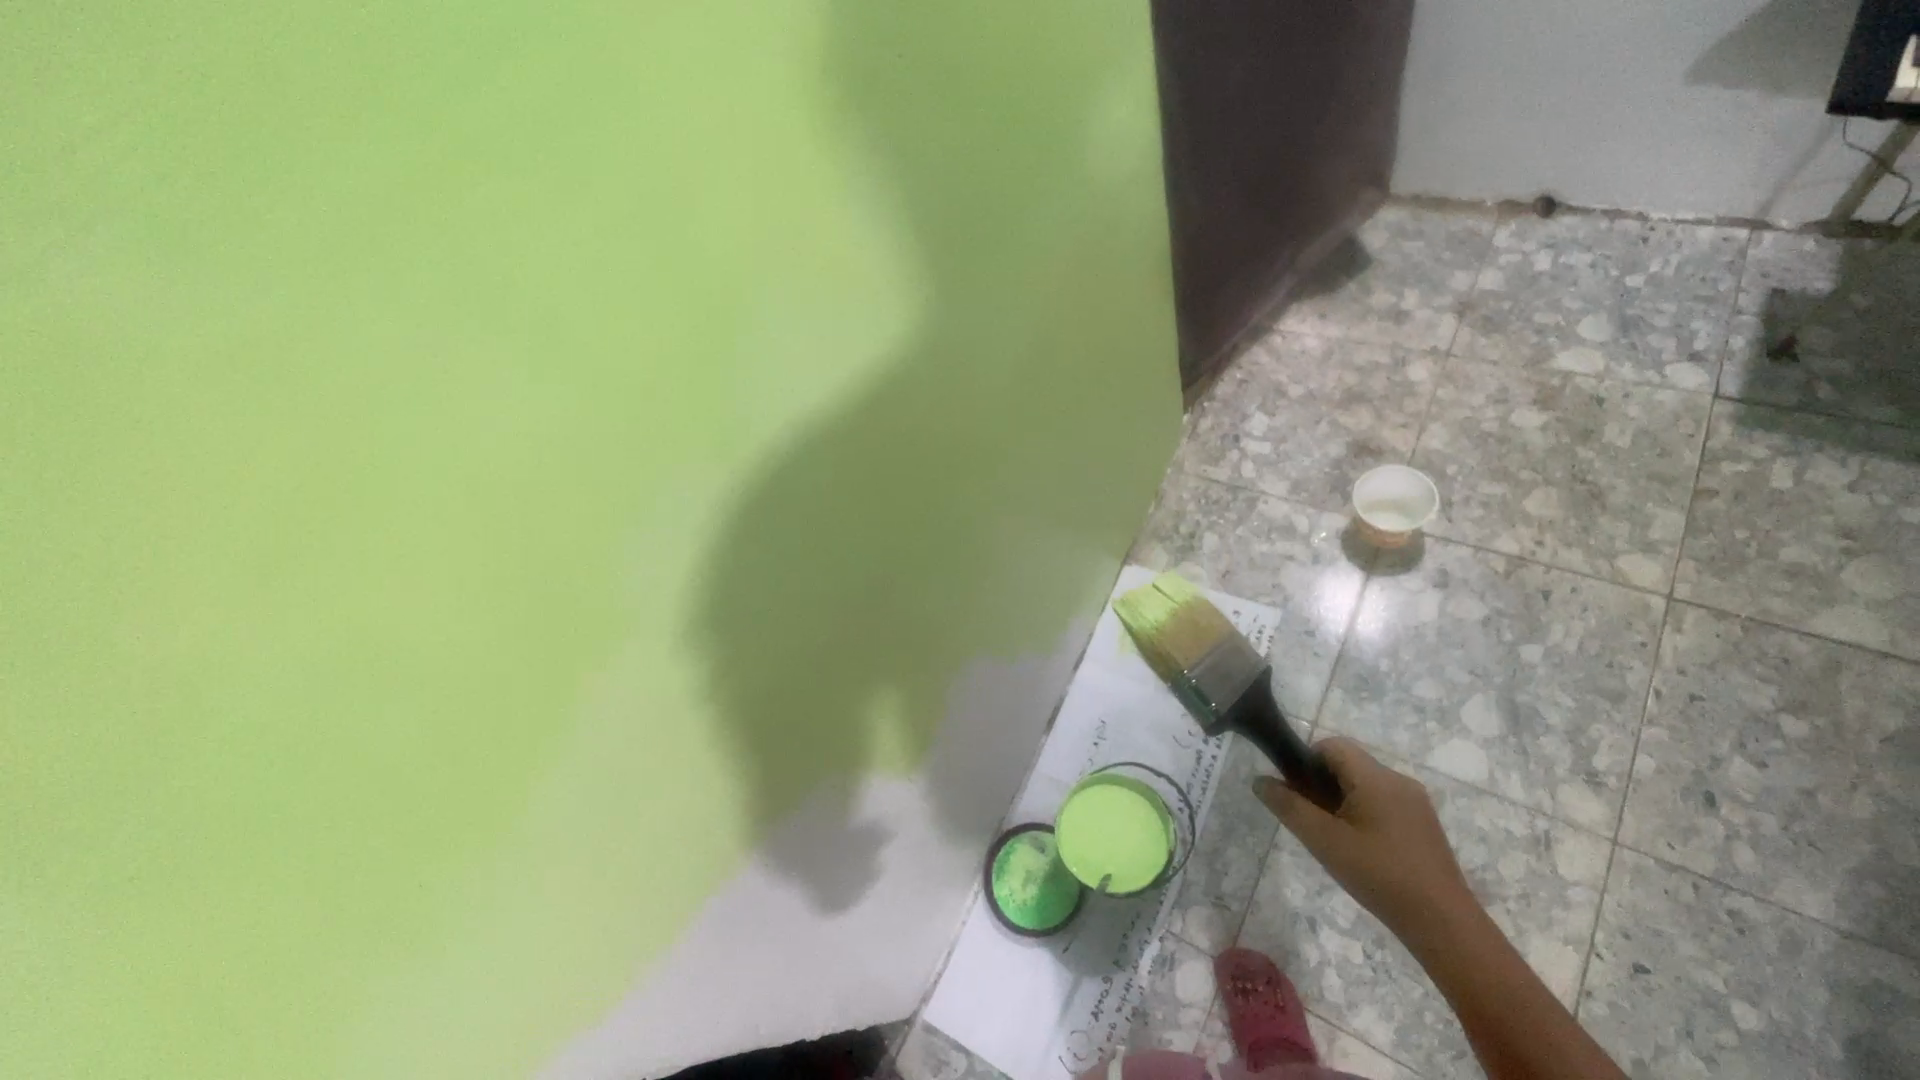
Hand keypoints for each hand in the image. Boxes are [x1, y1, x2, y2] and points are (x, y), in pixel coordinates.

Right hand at [1253, 737, 1475, 941]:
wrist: (1441, 921)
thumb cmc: (1378, 875)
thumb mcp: (1324, 841)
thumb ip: (1289, 807)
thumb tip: (1260, 781)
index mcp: (1376, 778)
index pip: (1332, 746)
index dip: (1306, 762)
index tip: (1295, 795)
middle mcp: (1398, 780)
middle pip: (1349, 764)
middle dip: (1321, 784)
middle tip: (1310, 821)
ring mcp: (1416, 802)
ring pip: (1366, 784)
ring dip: (1341, 800)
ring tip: (1333, 839)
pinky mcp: (1423, 823)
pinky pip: (1384, 802)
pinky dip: (1363, 813)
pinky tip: (1360, 850)